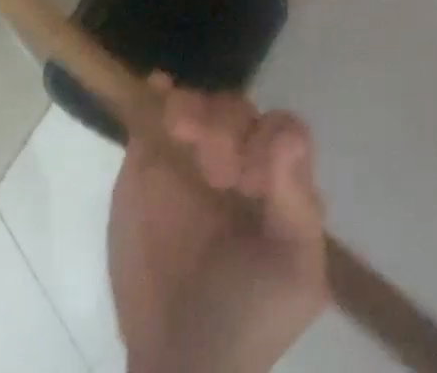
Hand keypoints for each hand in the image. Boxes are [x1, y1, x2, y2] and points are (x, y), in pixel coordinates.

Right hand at [110, 74, 328, 372]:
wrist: (177, 348)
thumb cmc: (247, 317)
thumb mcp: (291, 273)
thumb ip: (294, 206)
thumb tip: (287, 132)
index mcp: (280, 194)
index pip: (283, 133)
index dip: (266, 141)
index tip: (247, 182)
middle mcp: (235, 170)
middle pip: (236, 111)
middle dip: (225, 126)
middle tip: (213, 174)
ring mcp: (185, 165)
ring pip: (193, 105)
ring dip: (190, 106)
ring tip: (178, 135)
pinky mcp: (142, 165)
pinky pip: (148, 116)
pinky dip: (154, 94)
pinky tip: (154, 89)